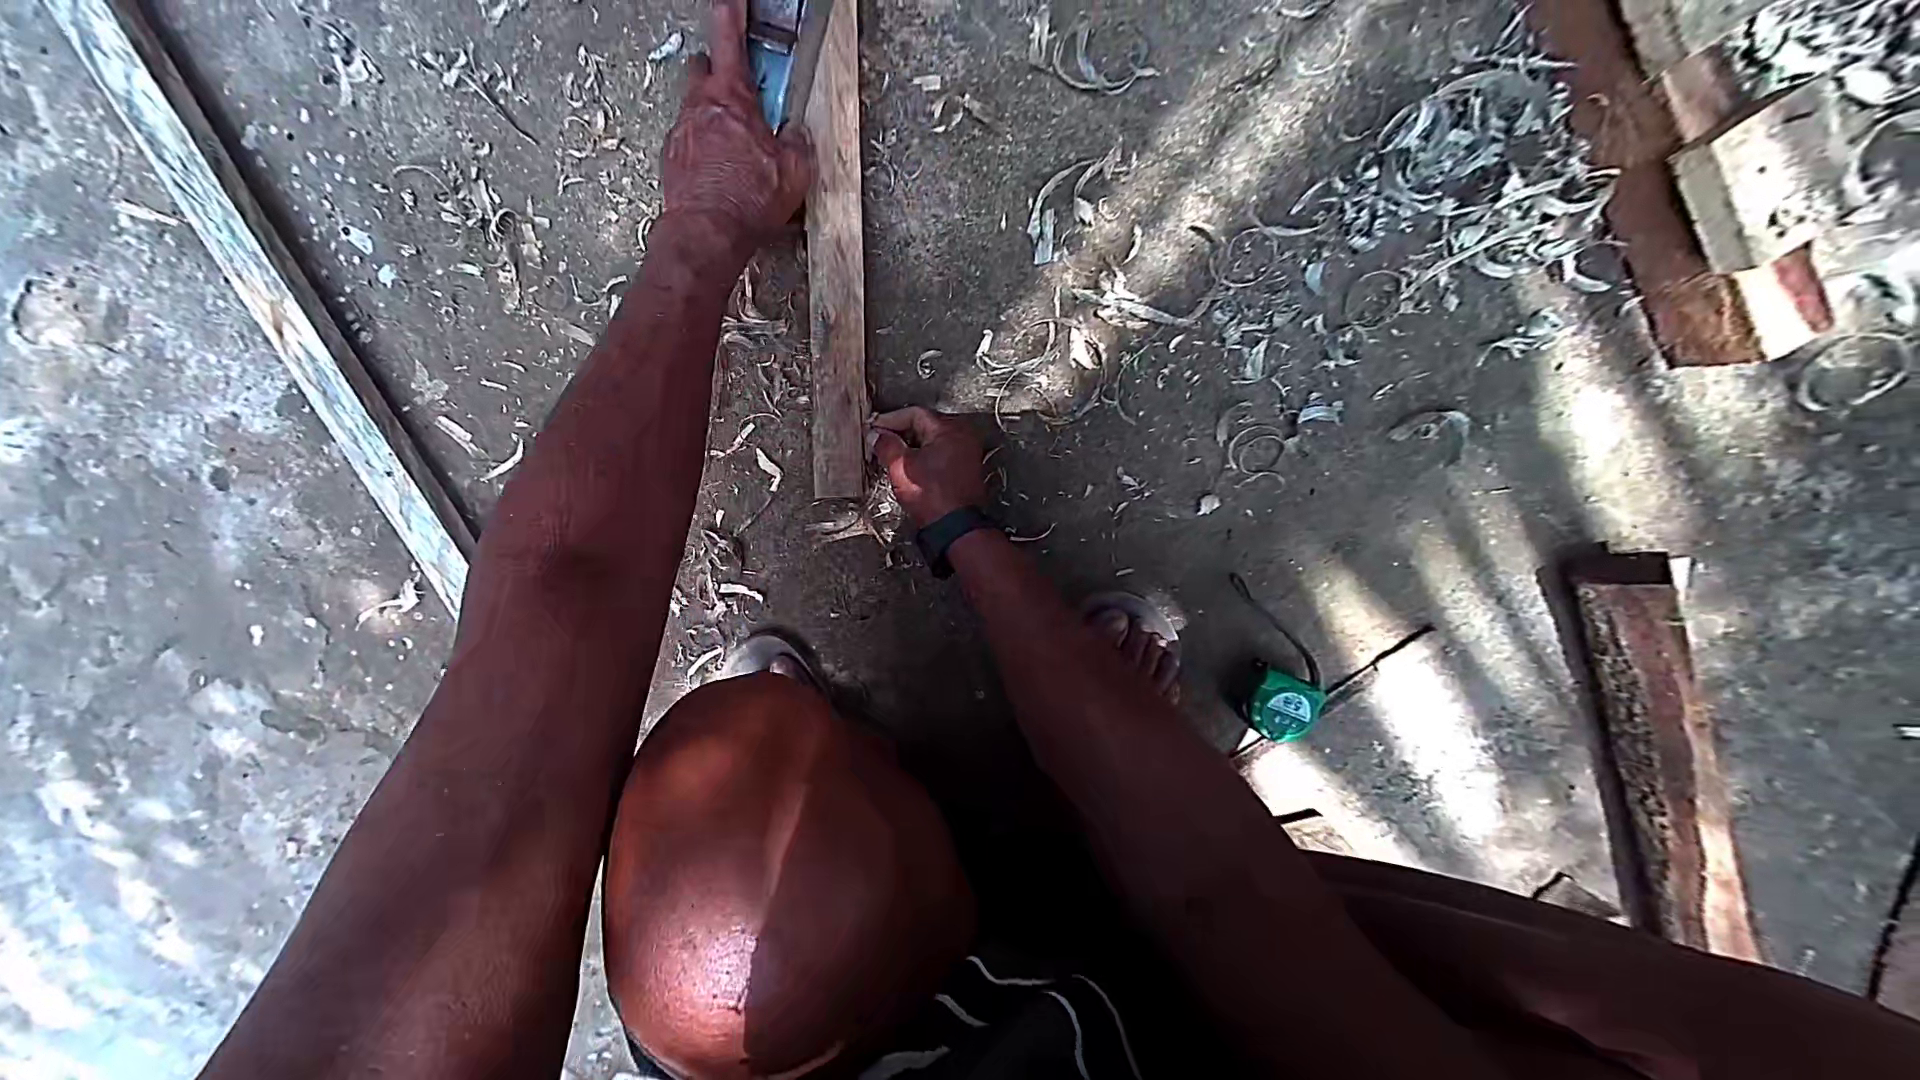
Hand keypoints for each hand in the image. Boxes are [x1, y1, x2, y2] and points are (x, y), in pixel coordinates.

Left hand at [662, 0, 813, 248]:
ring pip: (696, 108)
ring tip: (734, 146)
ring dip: (713, 118)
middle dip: (721, 74)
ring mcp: (682, 132)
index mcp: (732, 98)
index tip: (733, 1)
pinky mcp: (673, 159)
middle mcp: (700, 106)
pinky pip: (690, 142)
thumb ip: (797, 144)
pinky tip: (721, 172)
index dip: (732, 9)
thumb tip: (798, 136)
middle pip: (705, 69)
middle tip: (740, 92)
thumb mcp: (793, 173)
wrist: (708, 232)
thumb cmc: (745, 201)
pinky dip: (705, 150)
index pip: (729, 34)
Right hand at [869, 407, 987, 527]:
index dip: (890, 421)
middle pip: (924, 425)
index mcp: (949, 430)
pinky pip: (940, 454)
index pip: (914, 414)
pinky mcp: (965, 469)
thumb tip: (877, 435)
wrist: (954, 527)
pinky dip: (923, 457)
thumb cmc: (935, 500)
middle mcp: (963, 437)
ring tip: (892, 457)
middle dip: (899, 434)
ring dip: (910, 446)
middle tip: (880, 442)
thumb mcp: (901, 468)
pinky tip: (909, 468)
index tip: (875, 429)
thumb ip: (886, 446)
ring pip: (931, 441)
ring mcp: (966, 453)